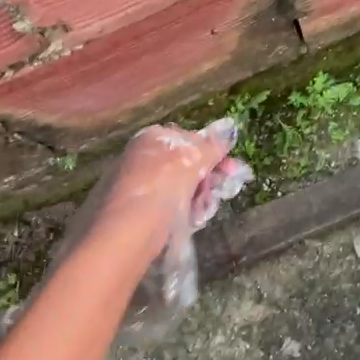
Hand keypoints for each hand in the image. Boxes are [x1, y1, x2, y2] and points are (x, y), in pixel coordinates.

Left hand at [63, 120, 252, 265]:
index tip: (233, 172)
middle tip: (220, 194)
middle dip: (208, 180)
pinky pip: (167, 206)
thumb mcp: (193, 160)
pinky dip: (182, 212)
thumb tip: (229, 128)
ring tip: (202, 213)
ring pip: (180, 189)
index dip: (216, 155)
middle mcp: (142, 156)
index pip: (192, 140)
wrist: (126, 231)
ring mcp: (137, 184)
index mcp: (154, 138)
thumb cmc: (163, 186)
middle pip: (187, 166)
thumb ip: (213, 145)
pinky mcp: (134, 210)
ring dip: (198, 199)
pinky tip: (190, 222)